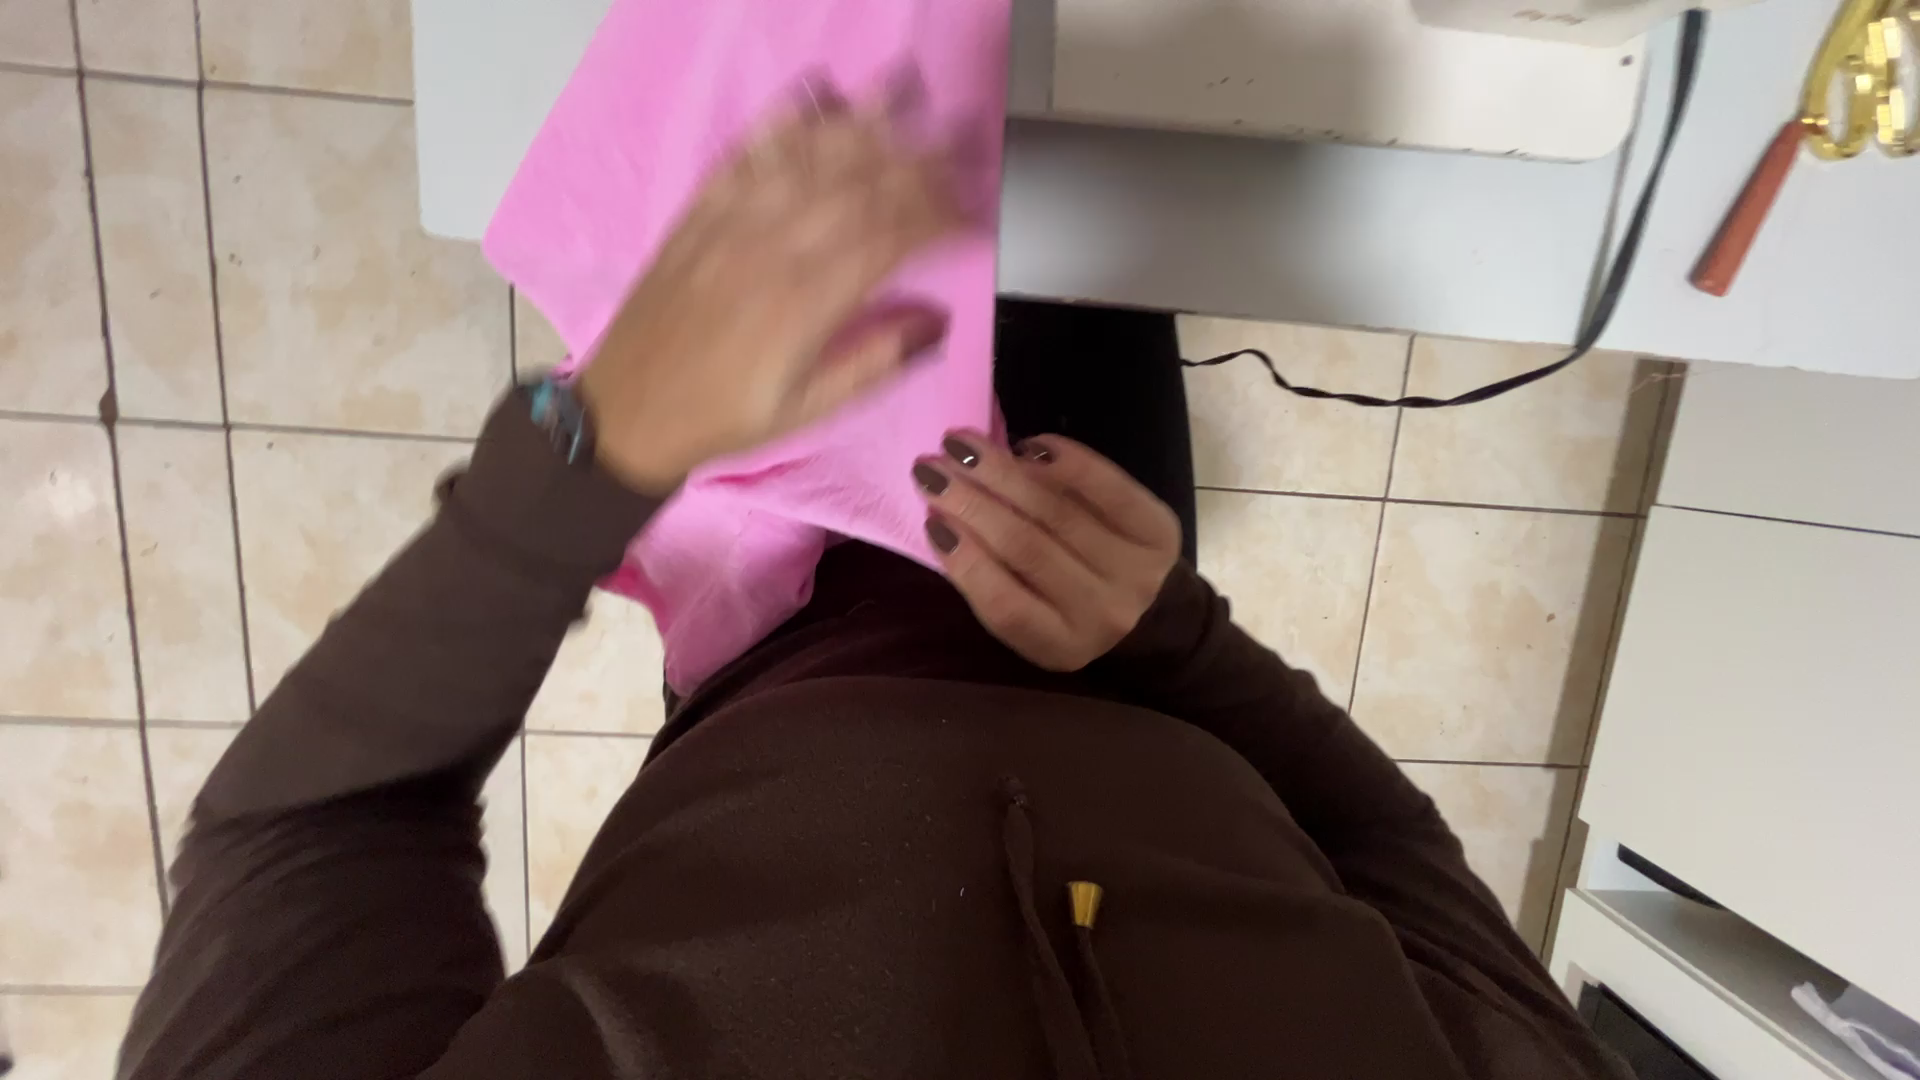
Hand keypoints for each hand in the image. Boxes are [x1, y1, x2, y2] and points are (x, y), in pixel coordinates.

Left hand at [578, 83, 965, 492]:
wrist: (628, 413)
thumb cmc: (725, 418)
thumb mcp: (808, 412)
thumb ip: (873, 364)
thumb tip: (937, 323)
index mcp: (804, 306)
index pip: (889, 240)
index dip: (938, 219)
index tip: (974, 213)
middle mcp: (770, 252)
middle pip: (857, 188)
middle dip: (917, 163)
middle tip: (959, 146)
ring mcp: (729, 226)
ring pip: (808, 161)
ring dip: (863, 127)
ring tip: (905, 100)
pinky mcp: (698, 215)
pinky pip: (748, 157)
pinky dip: (787, 125)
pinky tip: (818, 102)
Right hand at [913, 432, 1182, 670]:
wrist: (1154, 614)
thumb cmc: (1067, 612)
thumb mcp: (1029, 619)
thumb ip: (990, 580)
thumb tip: (944, 515)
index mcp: (1058, 645)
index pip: (1005, 604)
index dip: (966, 561)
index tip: (930, 518)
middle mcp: (1102, 612)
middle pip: (1028, 548)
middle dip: (972, 501)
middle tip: (930, 466)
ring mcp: (1135, 570)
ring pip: (1059, 511)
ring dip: (1003, 472)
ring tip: (963, 445)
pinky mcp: (1158, 529)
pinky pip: (1106, 486)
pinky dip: (1065, 461)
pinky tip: (1028, 444)